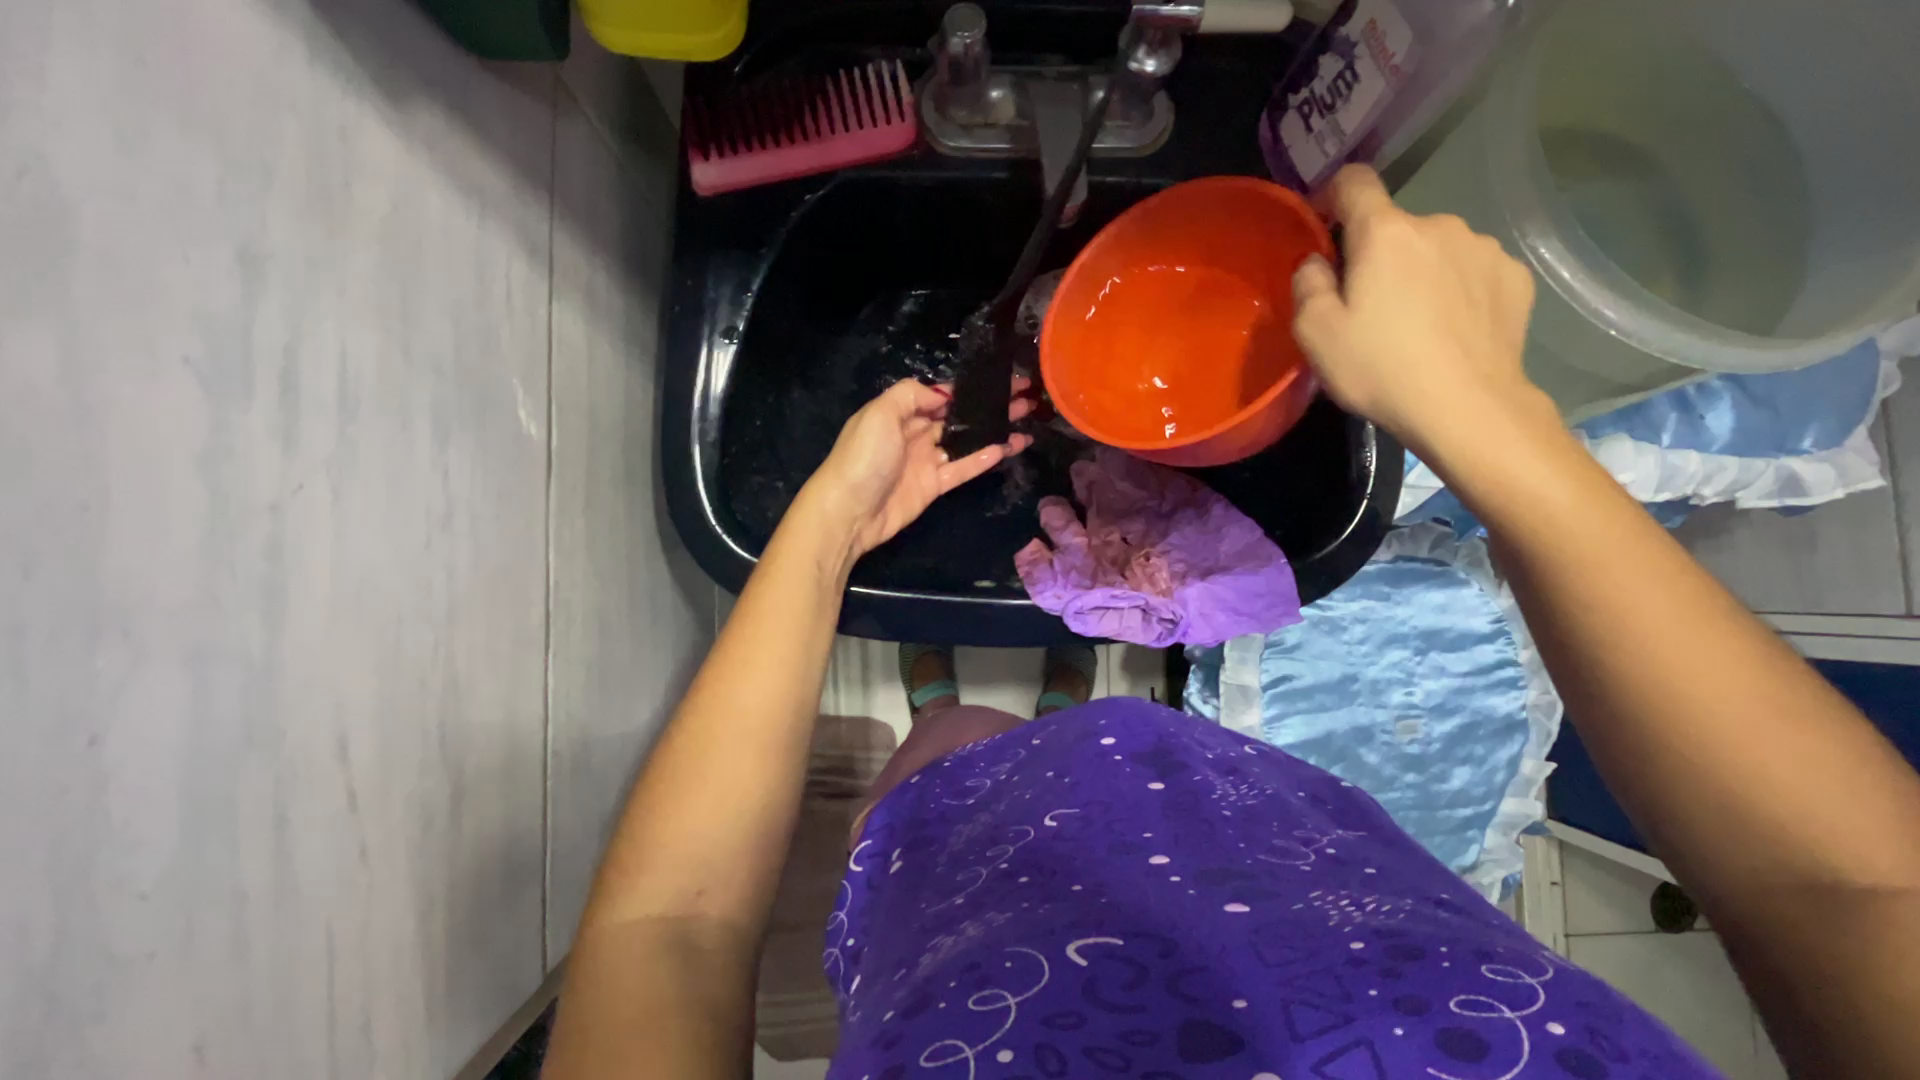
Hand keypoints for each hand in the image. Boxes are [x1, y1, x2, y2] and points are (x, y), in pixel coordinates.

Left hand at [802, 378, 1033, 556]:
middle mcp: (913, 433)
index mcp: (898, 412)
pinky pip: (962, 469)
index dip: (968, 389)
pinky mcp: (932, 487)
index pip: (939, 395)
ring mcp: (924, 461)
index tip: (998, 381)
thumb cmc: (862, 457)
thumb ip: (910, 395)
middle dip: (987, 408)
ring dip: (993, 433)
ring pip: (965, 443)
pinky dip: (983, 459)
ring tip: (1025, 424)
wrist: (847, 512)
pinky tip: (1006, 448)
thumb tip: (941, 393)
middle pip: (956, 417)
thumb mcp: (880, 413)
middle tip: (1023, 399)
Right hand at [1290, 165, 1542, 452]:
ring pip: (1437, 249)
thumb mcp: (1316, 334)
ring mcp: (1484, 249)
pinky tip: (1451, 329)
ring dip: (1420, 271)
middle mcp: (1439, 226)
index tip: (1323, 224)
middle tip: (1367, 305)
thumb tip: (1318, 263)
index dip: (1332, 194)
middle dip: (1378, 253)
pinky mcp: (1515, 278)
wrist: (1467, 407)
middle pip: (1397, 226)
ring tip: (1415, 321)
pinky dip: (1457, 289)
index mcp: (1385, 233)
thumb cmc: (1380, 368)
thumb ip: (1308, 285)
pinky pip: (1473, 271)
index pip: (1355, 182)